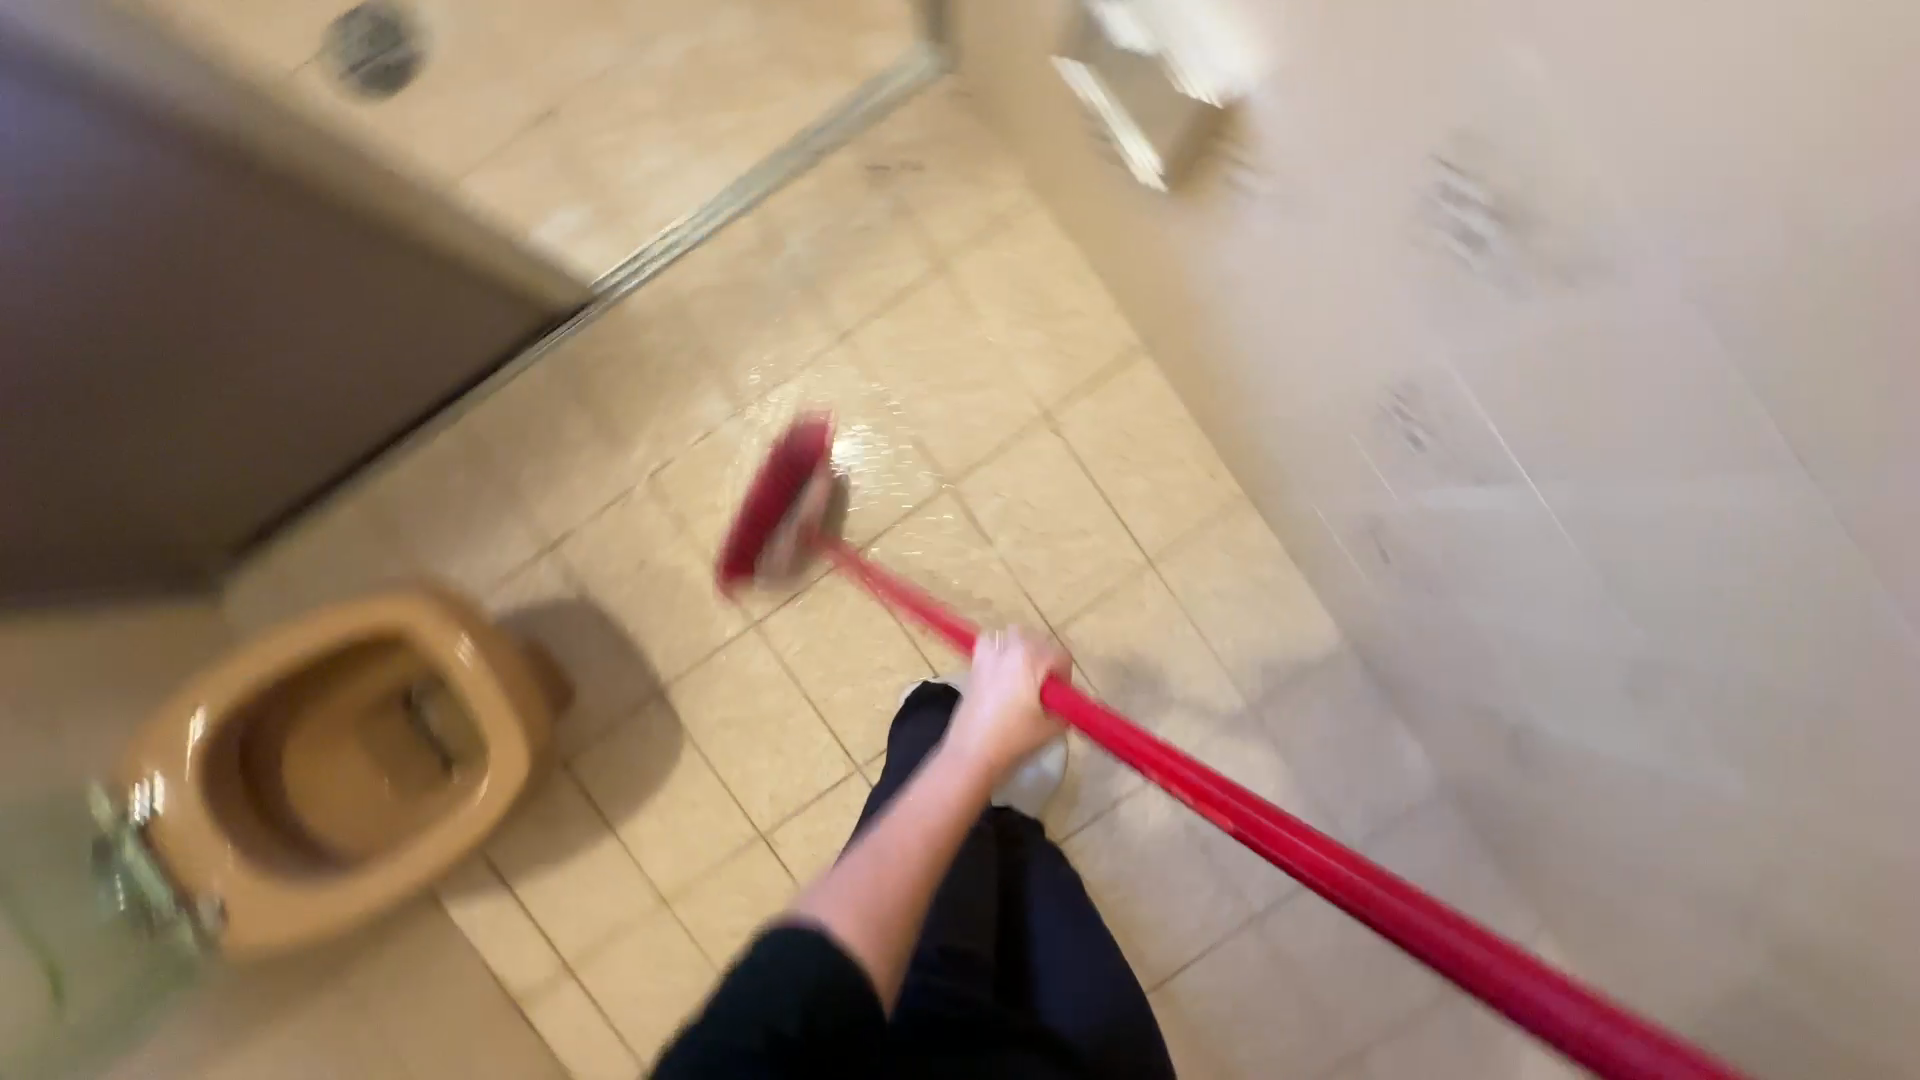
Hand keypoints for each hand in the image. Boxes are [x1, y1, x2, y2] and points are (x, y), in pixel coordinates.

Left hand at [947, 626, 1069, 776]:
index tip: (1060, 696)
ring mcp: (990, 653)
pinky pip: (990, 642)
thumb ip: (1066, 709)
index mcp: (1033, 659)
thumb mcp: (1052, 727)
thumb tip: (1066, 702)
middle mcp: (1012, 648)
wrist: (973, 749)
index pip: (1061, 655)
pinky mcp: (974, 663)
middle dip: (1046, 660)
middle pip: (1038, 641)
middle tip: (1045, 687)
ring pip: (1014, 635)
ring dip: (1023, 648)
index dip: (1065, 675)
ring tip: (1024, 674)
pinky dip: (999, 648)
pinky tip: (1001, 670)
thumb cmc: (1015, 737)